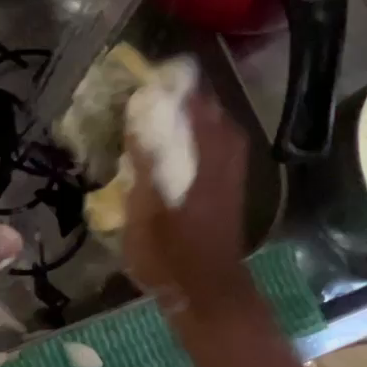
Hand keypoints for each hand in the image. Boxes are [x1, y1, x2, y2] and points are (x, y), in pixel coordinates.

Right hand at [122, 76, 256, 318]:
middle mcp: (224, 146)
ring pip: (206, 123)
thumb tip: (139, 111)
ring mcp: (230, 164)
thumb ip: (144, 156)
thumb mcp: (145, 206)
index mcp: (205, 147)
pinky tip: (163, 151)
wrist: (206, 290)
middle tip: (136, 101)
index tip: (136, 76)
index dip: (164, 80)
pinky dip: (187, 138)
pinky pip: (208, 142)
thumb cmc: (169, 253)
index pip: (189, 93)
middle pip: (200, 104)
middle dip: (171, 97)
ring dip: (178, 118)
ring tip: (146, 123)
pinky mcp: (228, 180)